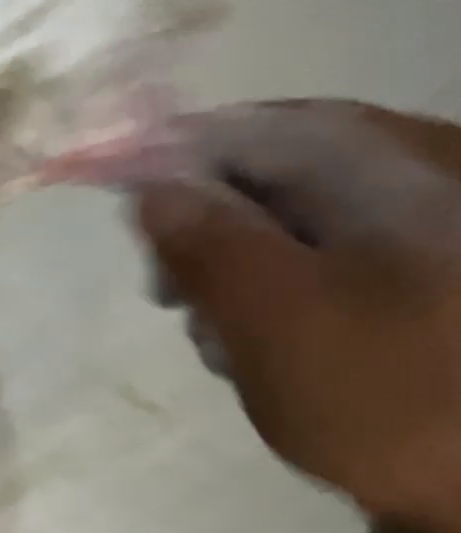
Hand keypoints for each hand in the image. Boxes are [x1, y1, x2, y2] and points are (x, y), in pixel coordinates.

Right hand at [134, 101, 460, 532]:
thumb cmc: (379, 395)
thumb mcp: (273, 319)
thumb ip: (208, 246)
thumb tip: (153, 190)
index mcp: (399, 172)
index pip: (260, 129)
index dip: (175, 157)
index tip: (111, 204)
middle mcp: (427, 178)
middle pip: (280, 169)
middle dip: (205, 225)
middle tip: (164, 292)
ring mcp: (434, 228)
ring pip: (295, 217)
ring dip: (234, 266)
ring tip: (214, 331)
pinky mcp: (423, 277)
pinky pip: (322, 256)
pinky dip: (273, 290)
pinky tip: (259, 343)